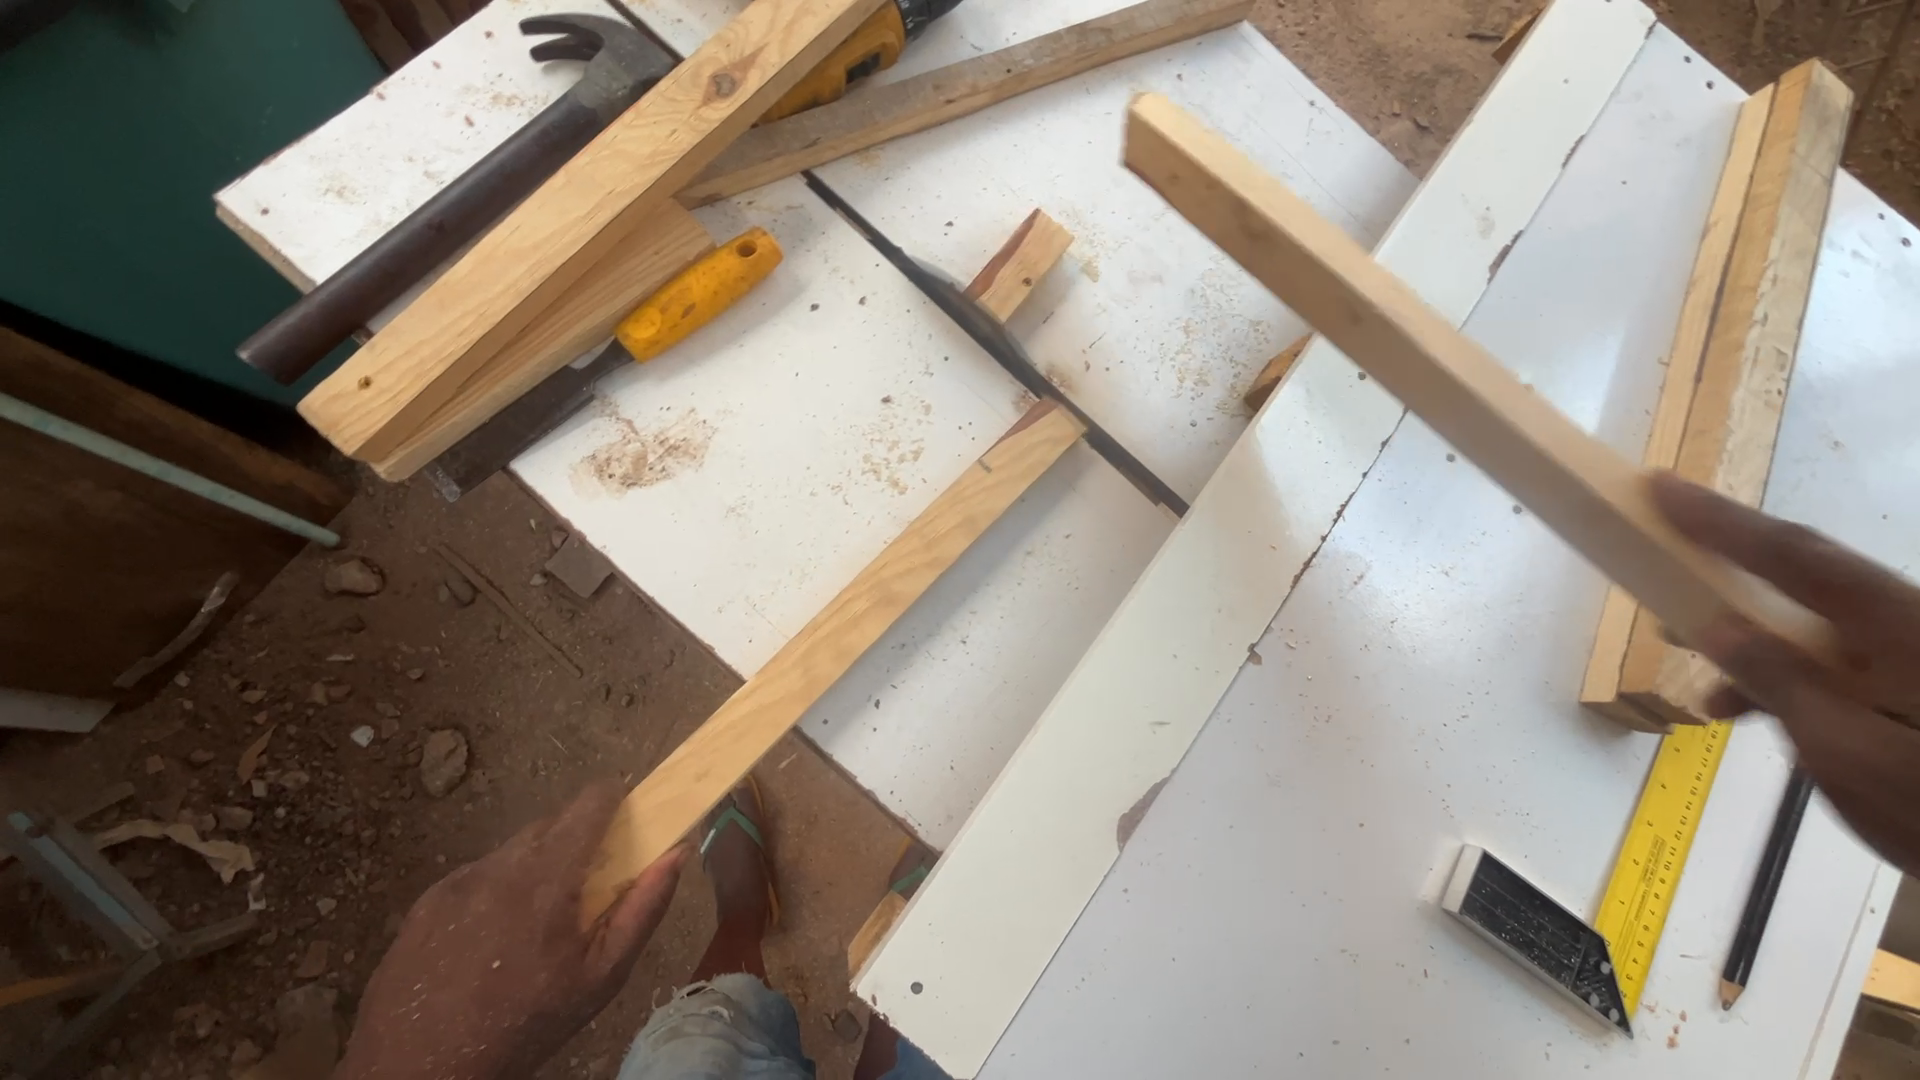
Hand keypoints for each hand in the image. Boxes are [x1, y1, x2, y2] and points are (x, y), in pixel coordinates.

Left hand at [336, 783, 687, 1079]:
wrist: (417, 1075)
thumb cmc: (524, 1024)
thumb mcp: (601, 977)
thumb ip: (644, 908)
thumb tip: (677, 852)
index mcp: (548, 876)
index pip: (590, 801)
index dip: (615, 799)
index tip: (627, 818)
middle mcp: (500, 865)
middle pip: (553, 823)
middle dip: (577, 841)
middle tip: (586, 886)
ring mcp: (457, 881)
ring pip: (514, 849)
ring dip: (536, 866)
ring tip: (535, 922)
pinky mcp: (425, 902)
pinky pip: (477, 876)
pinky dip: (496, 890)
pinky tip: (492, 939)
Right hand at [1651, 474, 1919, 876]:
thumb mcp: (1844, 750)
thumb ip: (1779, 681)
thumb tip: (1713, 624)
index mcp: (1903, 629)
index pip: (1794, 555)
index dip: (1720, 520)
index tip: (1659, 485)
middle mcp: (1914, 627)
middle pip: (1810, 577)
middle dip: (1728, 570)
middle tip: (1663, 567)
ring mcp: (1917, 657)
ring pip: (1819, 621)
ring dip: (1751, 636)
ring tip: (1699, 671)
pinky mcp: (1917, 685)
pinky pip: (1839, 656)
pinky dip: (1785, 671)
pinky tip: (1747, 710)